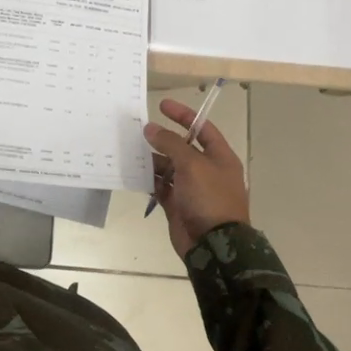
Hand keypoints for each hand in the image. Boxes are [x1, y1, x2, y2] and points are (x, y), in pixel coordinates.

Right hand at [146, 97, 250, 258]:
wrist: (213, 245)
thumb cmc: (209, 198)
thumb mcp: (192, 164)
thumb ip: (170, 143)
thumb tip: (150, 129)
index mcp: (219, 158)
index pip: (202, 128)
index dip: (183, 115)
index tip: (161, 105)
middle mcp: (206, 170)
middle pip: (182, 147)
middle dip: (162, 138)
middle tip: (138, 129)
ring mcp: (191, 188)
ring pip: (168, 167)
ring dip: (151, 159)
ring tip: (130, 150)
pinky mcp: (177, 204)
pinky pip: (160, 186)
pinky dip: (148, 179)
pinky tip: (133, 172)